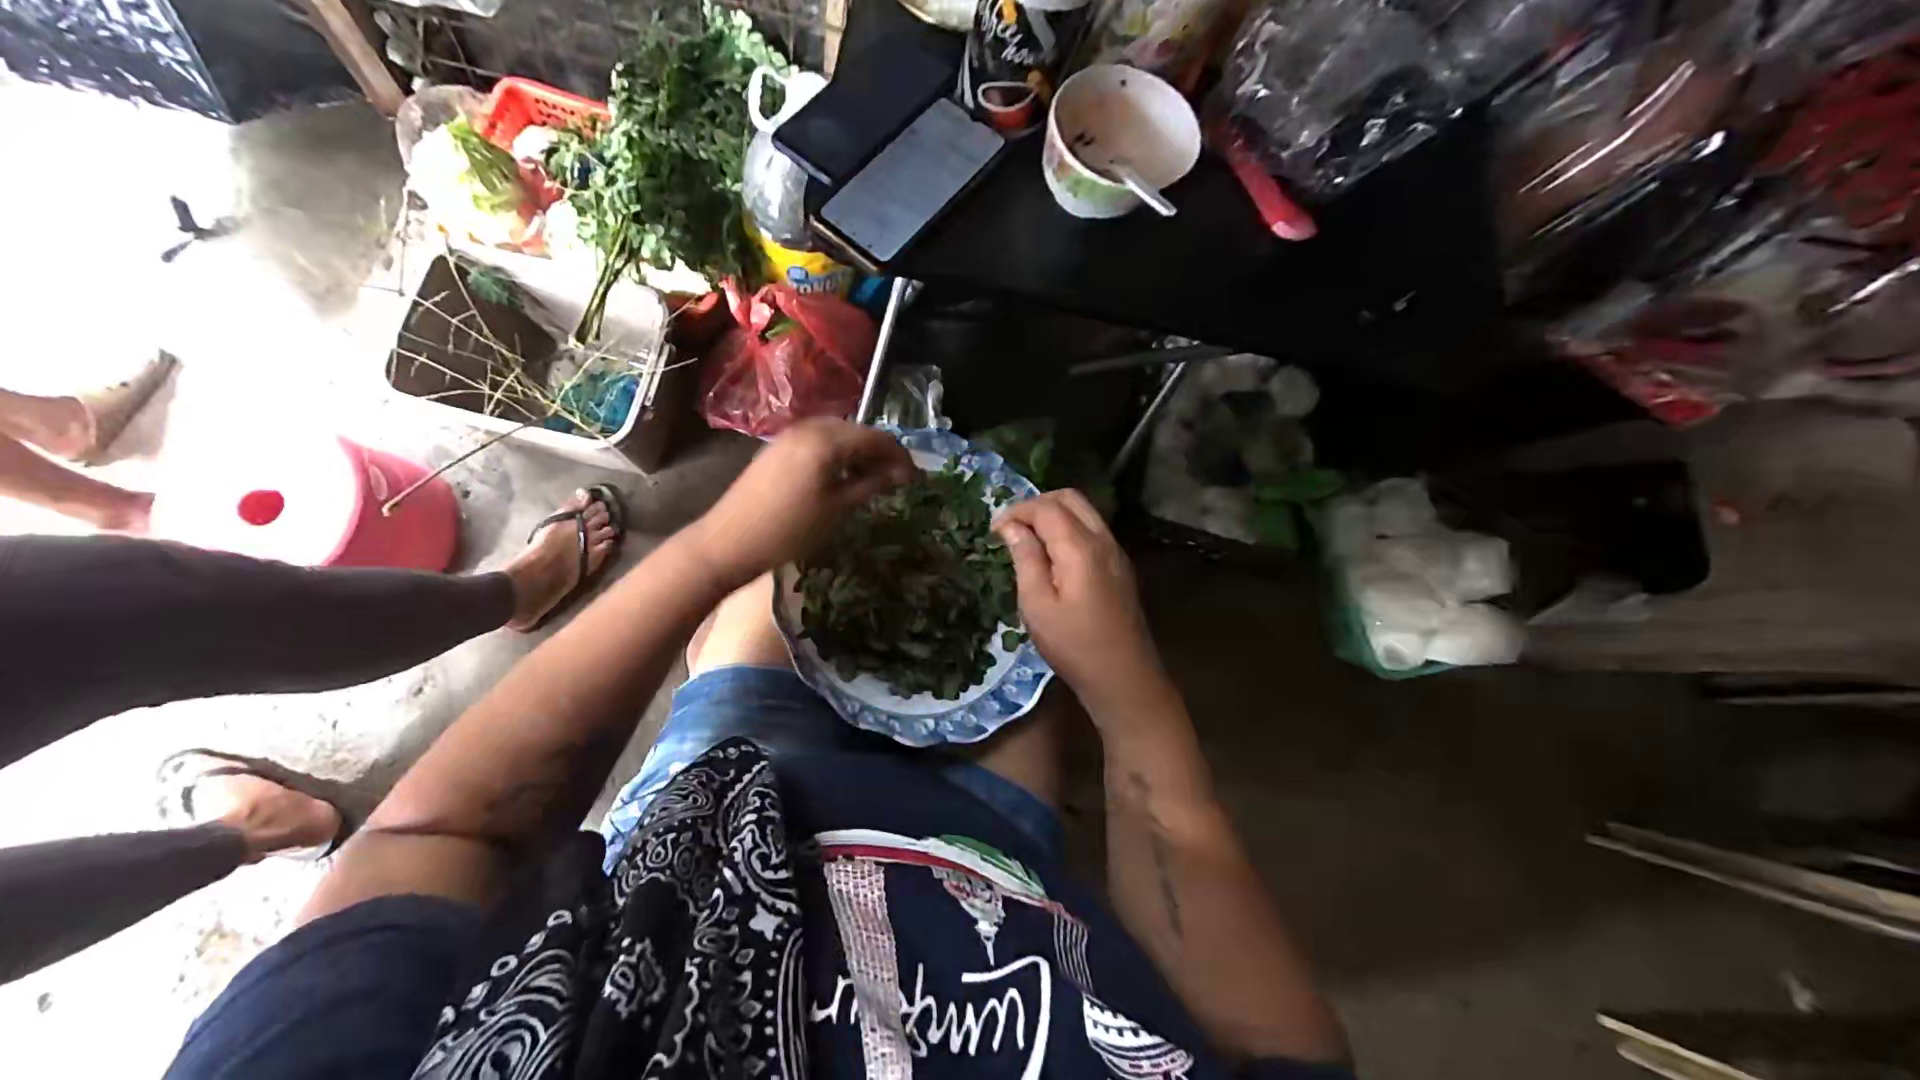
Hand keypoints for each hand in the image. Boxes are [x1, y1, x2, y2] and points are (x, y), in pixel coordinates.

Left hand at [688, 418, 915, 589]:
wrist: (729, 541)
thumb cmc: (790, 529)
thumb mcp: (838, 508)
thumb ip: (872, 483)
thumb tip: (902, 472)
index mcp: (827, 440)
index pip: (877, 438)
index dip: (900, 457)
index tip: (916, 479)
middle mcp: (809, 427)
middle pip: (857, 431)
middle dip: (881, 453)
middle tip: (897, 480)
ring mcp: (790, 435)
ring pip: (837, 435)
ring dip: (859, 453)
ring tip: (873, 481)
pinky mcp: (778, 448)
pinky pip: (818, 442)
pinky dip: (837, 455)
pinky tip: (842, 477)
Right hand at [993, 490, 1167, 713]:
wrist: (1124, 677)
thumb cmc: (1074, 646)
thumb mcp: (1037, 606)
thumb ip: (1026, 559)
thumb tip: (1012, 527)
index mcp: (1081, 548)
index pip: (1046, 508)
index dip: (1016, 511)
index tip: (994, 531)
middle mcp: (1103, 540)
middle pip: (1070, 498)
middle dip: (1037, 504)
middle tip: (1012, 528)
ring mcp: (1116, 552)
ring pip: (1085, 511)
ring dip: (1055, 514)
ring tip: (1029, 539)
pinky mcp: (1121, 567)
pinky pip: (1093, 530)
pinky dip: (1069, 528)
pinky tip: (1053, 555)